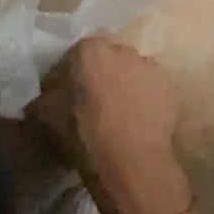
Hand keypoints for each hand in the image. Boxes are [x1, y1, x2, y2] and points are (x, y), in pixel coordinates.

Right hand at [27, 35, 177, 177]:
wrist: (132, 164)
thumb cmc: (84, 134)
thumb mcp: (46, 115)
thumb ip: (43, 96)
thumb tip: (43, 95)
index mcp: (89, 49)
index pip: (73, 54)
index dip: (67, 74)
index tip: (64, 94)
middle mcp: (122, 49)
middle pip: (105, 56)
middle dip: (98, 73)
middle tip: (91, 100)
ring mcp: (150, 67)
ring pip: (131, 70)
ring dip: (123, 83)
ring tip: (117, 112)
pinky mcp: (171, 88)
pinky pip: (151, 87)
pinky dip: (144, 98)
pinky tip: (137, 120)